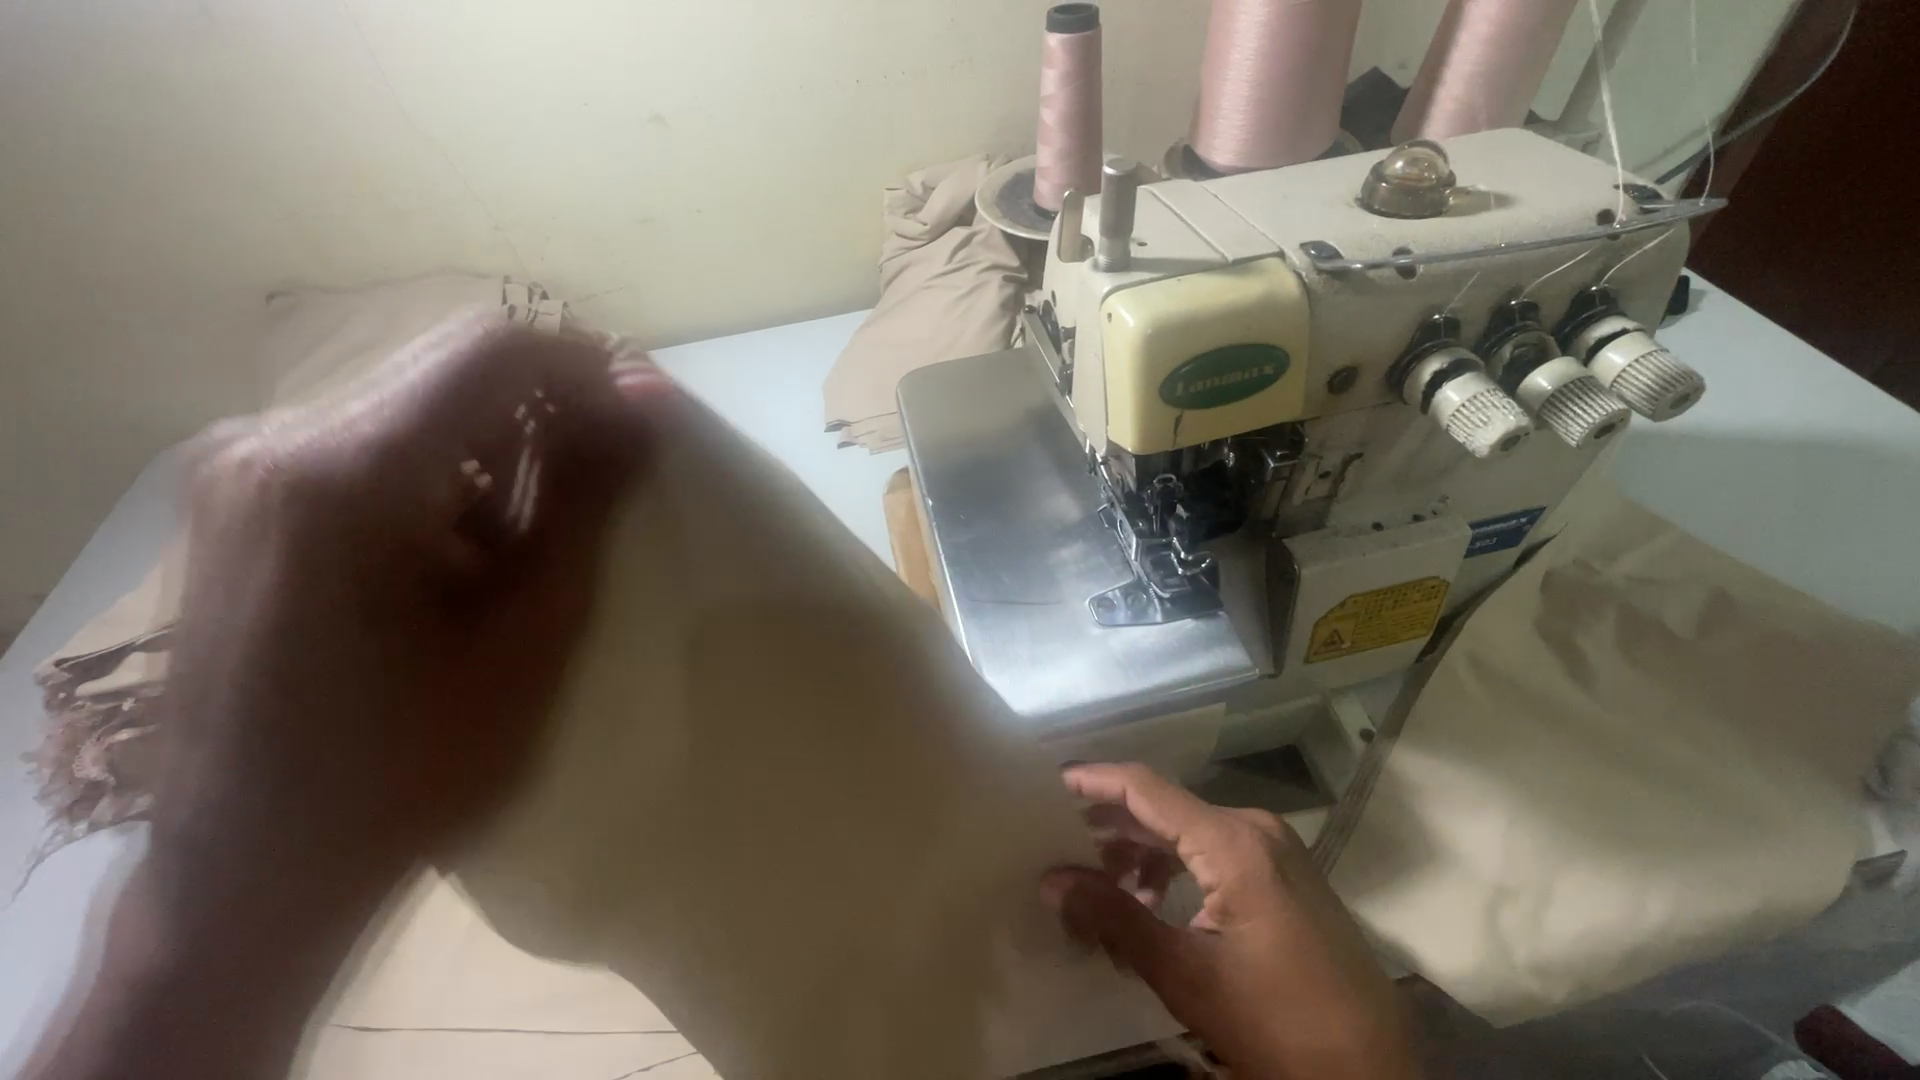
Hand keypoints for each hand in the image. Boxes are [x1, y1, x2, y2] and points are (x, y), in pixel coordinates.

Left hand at [157, 317, 666, 891]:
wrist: (257, 868)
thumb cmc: (412, 769)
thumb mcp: (529, 631)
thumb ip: (586, 497)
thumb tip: (645, 398)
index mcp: (342, 475)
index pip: (491, 352)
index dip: (589, 369)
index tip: (648, 419)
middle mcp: (274, 440)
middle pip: (451, 367)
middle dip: (548, 409)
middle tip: (609, 480)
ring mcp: (245, 465)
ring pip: (418, 401)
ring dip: (500, 446)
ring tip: (532, 538)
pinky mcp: (245, 495)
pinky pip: (375, 441)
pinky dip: (447, 473)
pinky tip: (467, 550)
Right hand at [1044, 764, 1418, 1079]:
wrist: (1371, 1074)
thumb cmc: (1275, 1022)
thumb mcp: (1184, 973)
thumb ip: (1113, 917)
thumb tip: (1051, 881)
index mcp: (1233, 841)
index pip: (1145, 788)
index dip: (1092, 781)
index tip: (1045, 787)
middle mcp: (1256, 829)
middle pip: (1164, 807)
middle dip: (1108, 828)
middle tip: (1058, 849)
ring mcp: (1276, 850)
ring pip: (1188, 831)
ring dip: (1140, 853)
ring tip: (1098, 888)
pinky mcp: (1284, 875)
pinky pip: (1214, 852)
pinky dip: (1174, 868)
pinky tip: (1148, 905)